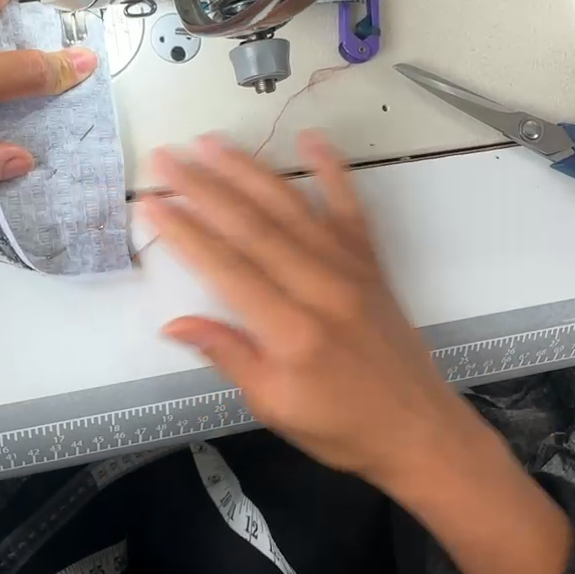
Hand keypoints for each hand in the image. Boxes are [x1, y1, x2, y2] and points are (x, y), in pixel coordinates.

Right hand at [144, 133, 476, 482]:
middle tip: (167, 158)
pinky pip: (350, 208)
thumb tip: (175, 323)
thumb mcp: (273, 406)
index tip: (151, 202)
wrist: (423, 433)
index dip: (184, 232)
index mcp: (290, 330)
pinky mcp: (371, 263)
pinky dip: (332, 171)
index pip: (225, 268)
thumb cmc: (342, 428)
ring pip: (291, 208)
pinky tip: (311, 140)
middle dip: (203, 187)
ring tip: (212, 141)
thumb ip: (227, 355)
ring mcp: (349, 268)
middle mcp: (320, 288)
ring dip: (248, 170)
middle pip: (252, 226)